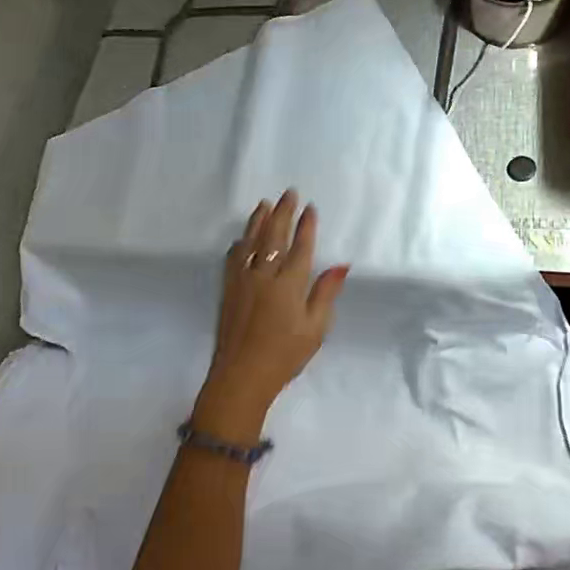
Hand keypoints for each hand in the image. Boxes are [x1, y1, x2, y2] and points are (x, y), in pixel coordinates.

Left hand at [191, 191, 347, 443]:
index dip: (307, 226)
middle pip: (274, 236)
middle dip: (283, 212)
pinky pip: (234, 257)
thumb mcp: (316, 328)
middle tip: (289, 193)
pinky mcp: (228, 289)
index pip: (301, 246)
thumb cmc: (285, 355)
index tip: (311, 208)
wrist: (241, 376)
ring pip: (252, 242)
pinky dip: (241, 243)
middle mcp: (265, 275)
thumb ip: (326, 293)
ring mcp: (243, 280)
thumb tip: (341, 265)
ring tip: (265, 204)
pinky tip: (243, 237)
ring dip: (259, 220)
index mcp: (290, 284)